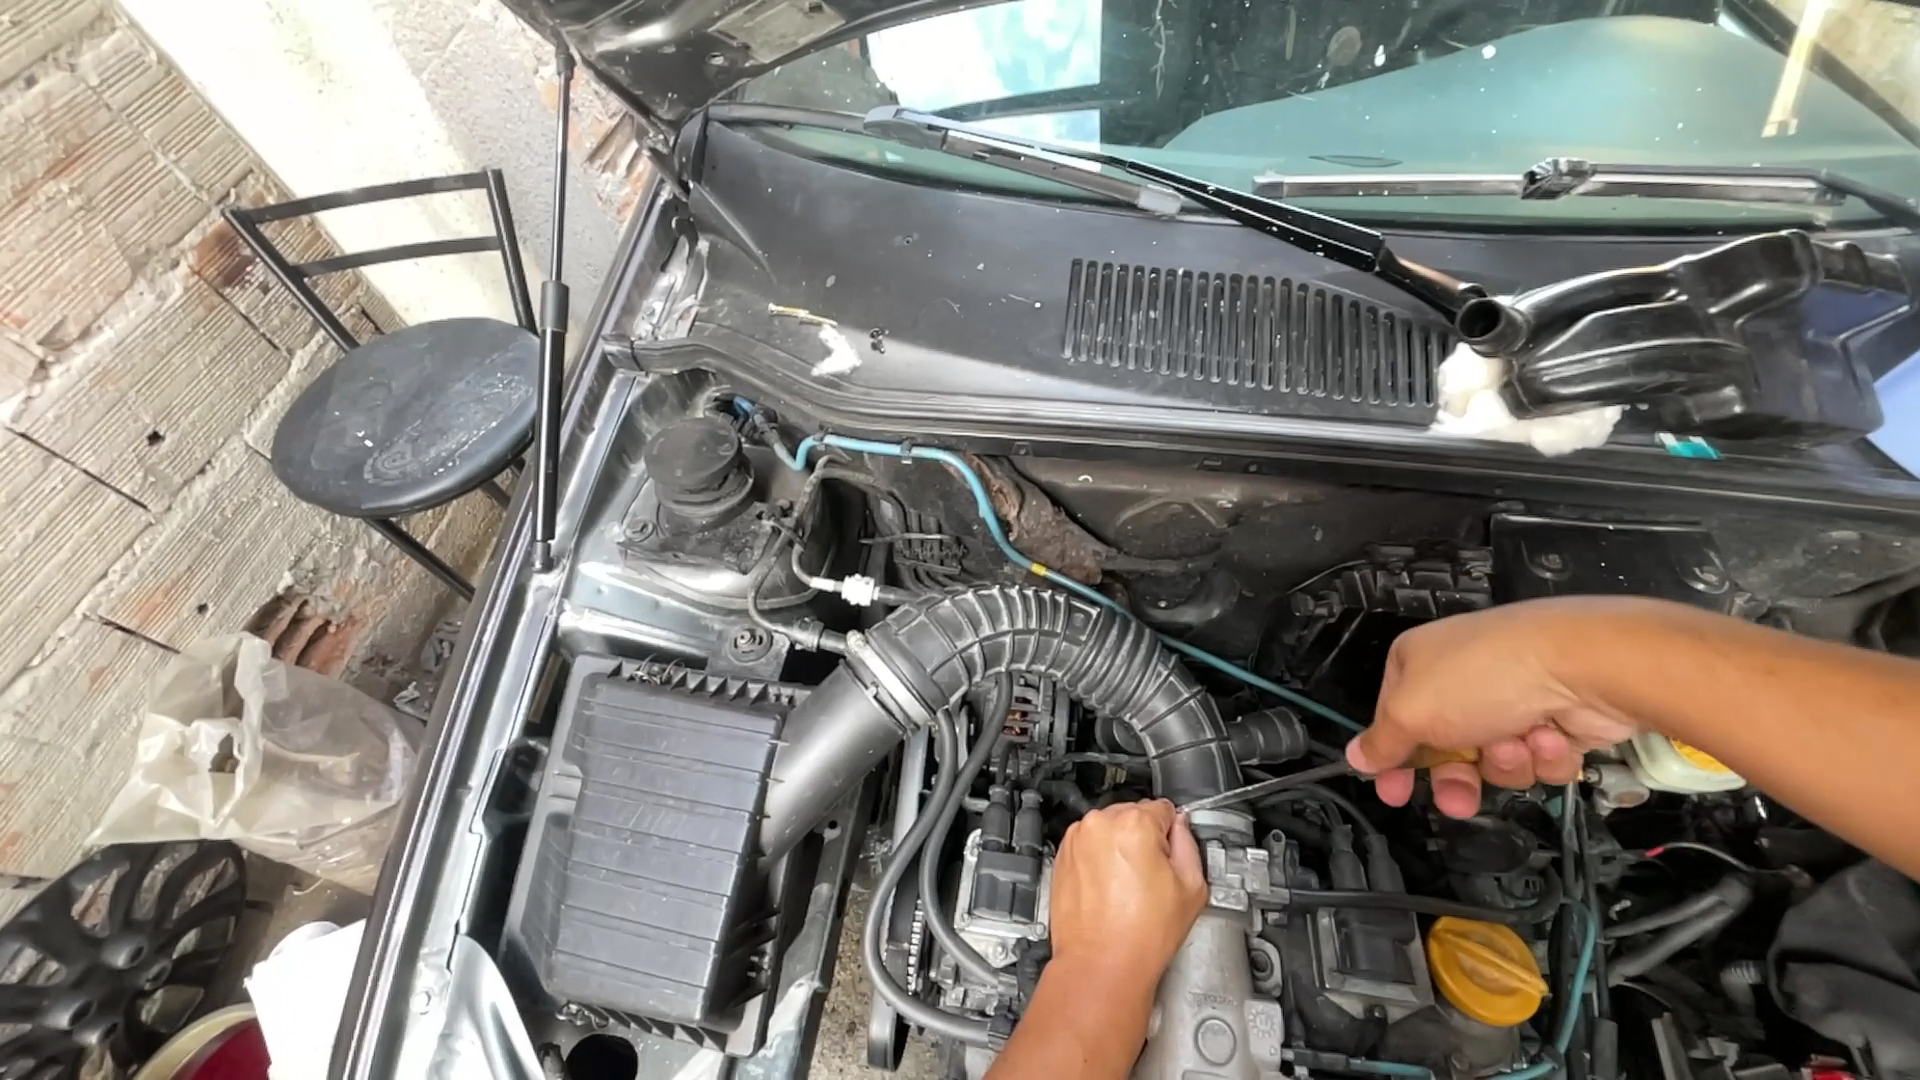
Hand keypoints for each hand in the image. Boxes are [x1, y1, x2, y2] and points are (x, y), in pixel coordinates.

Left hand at [1049, 800, 1206, 990]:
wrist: (1100, 963)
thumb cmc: (1140, 934)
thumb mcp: (1191, 888)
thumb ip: (1189, 845)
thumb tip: (1180, 827)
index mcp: (1134, 823)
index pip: (1163, 808)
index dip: (1171, 834)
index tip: (1169, 854)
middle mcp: (1101, 823)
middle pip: (1133, 815)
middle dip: (1144, 839)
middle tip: (1150, 877)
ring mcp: (1078, 837)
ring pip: (1109, 829)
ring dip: (1119, 847)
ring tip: (1127, 887)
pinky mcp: (1062, 853)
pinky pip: (1089, 845)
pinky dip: (1098, 859)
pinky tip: (1109, 889)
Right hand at [1347, 597, 1652, 818]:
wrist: (1583, 666)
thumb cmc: (1481, 679)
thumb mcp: (1412, 713)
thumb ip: (1381, 742)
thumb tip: (1354, 757)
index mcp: (1416, 662)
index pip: (1392, 717)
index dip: (1392, 758)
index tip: (1392, 794)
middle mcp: (1459, 678)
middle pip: (1444, 746)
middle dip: (1454, 776)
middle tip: (1458, 801)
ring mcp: (1509, 697)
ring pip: (1493, 757)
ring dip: (1504, 761)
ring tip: (1516, 744)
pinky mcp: (1556, 717)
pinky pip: (1537, 755)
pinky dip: (1543, 753)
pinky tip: (1550, 735)